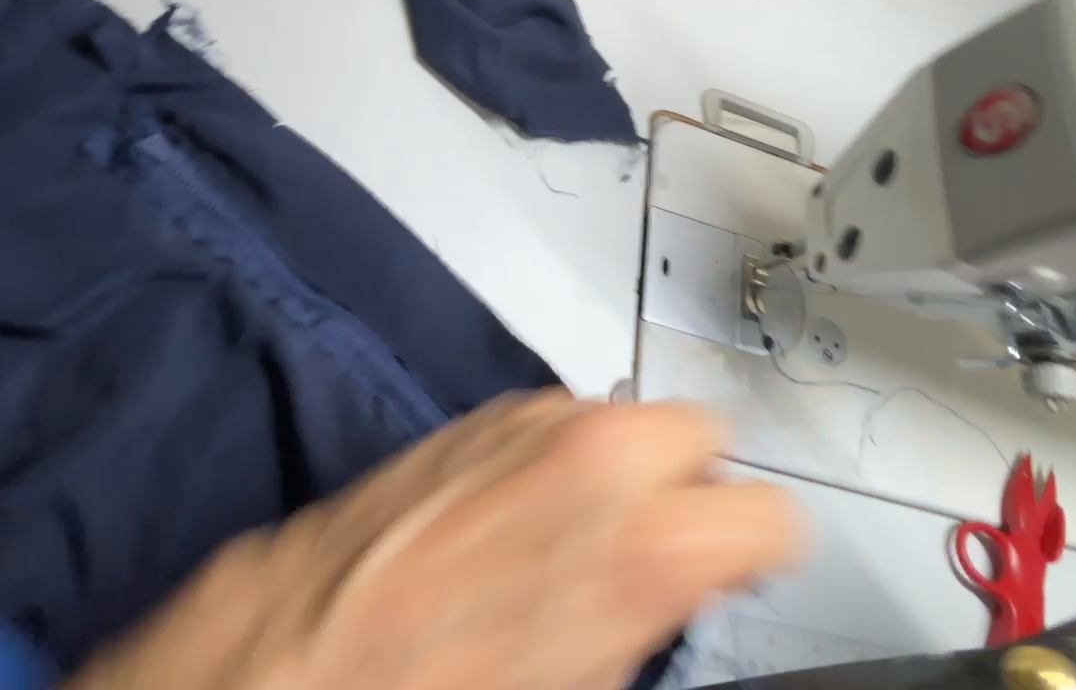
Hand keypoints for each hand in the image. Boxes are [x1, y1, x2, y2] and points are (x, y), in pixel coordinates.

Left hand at [64, 390, 804, 689]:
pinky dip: (570, 447)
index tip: (747, 554)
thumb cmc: (434, 687)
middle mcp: (588, 458)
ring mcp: (530, 422)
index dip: (761, 540)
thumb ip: (657, 607)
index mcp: (637, 548)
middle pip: (705, 429)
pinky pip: (562, 415)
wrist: (310, 649)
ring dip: (630, 460)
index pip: (765, 512)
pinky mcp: (482, 413)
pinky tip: (536, 502)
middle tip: (672, 535)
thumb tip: (689, 584)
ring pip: (631, 412)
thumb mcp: (590, 671)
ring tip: (593, 522)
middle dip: (698, 480)